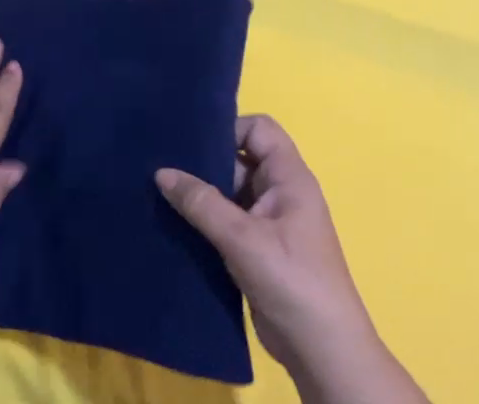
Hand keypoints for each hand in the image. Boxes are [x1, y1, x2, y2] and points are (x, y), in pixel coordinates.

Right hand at [155, 116, 374, 369]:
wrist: (322, 350)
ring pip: (226, 190)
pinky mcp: (254, 247)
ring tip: (155, 188)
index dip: (228, 127)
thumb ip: (200, 202)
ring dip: (197, 190)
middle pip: (237, 158)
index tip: (190, 139)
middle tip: (158, 159)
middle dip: (202, 159)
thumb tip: (160, 171)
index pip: (260, 130)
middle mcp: (279, 194)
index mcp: (290, 180)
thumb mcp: (242, 238)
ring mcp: (267, 222)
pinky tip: (170, 218)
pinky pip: (222, 218)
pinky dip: (199, 216)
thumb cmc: (293, 282)